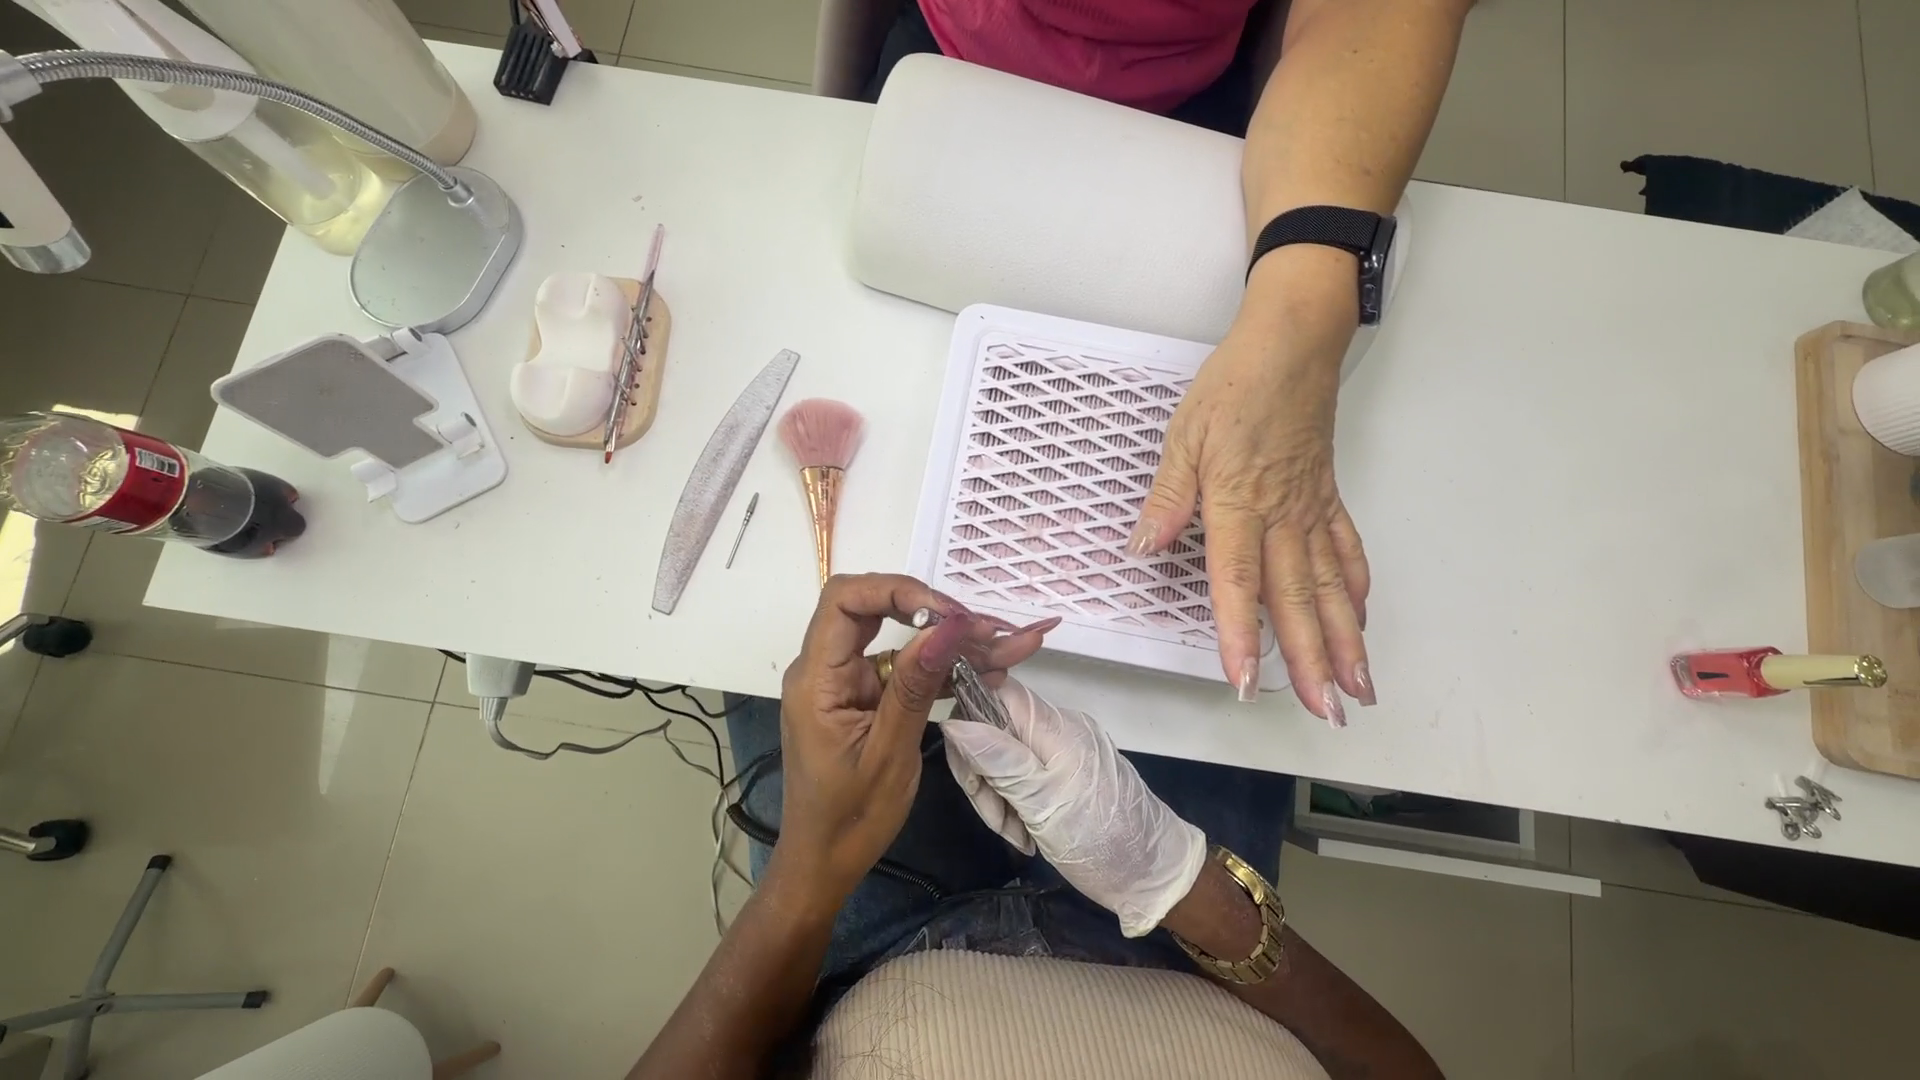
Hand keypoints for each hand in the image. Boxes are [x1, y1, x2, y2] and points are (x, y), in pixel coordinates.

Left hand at [774, 575, 1050, 904]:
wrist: (825, 864)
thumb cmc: (849, 818)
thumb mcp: (890, 753)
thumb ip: (916, 685)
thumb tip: (948, 626)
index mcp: (818, 678)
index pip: (845, 601)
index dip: (896, 589)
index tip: (948, 612)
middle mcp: (827, 669)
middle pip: (874, 609)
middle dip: (933, 610)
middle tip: (984, 628)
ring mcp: (849, 683)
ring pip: (899, 639)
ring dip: (950, 642)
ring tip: (1007, 646)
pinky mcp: (867, 698)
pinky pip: (906, 669)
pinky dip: (944, 670)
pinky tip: (989, 672)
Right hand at [941, 677, 1205, 936]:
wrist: (1154, 876)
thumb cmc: (1099, 839)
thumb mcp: (1041, 803)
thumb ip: (998, 758)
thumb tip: (952, 720)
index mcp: (1054, 726)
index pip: (995, 690)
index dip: (969, 718)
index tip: (967, 767)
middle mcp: (1059, 727)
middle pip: (994, 727)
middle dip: (982, 773)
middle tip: (995, 819)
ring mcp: (1065, 750)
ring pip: (1005, 756)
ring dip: (999, 795)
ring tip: (1015, 834)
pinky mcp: (1069, 772)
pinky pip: (1025, 774)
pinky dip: (1017, 801)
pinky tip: (1026, 833)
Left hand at [1131, 263, 1372, 724]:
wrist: (1292, 342)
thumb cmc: (1232, 386)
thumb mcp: (1183, 437)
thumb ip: (1168, 498)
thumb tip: (1142, 548)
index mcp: (1238, 503)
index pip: (1238, 581)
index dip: (1240, 634)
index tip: (1246, 681)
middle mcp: (1282, 516)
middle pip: (1296, 598)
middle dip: (1311, 660)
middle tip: (1327, 712)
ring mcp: (1312, 509)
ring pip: (1332, 584)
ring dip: (1346, 639)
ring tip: (1359, 688)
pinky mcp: (1328, 495)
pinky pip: (1347, 549)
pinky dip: (1356, 588)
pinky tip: (1363, 618)